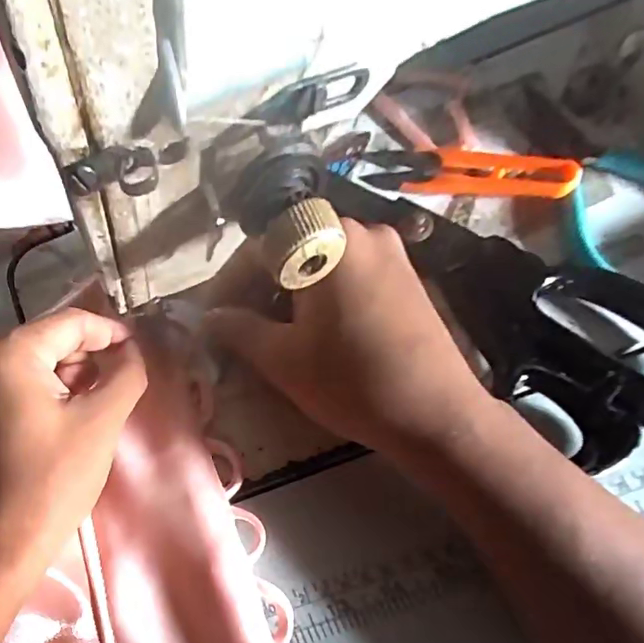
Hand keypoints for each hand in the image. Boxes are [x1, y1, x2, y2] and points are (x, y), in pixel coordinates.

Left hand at [0, 308, 147, 576]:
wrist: (10, 537)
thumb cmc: (56, 477)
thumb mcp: (101, 421)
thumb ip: (125, 375)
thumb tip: (132, 351)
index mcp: (11, 352)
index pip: (72, 322)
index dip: (113, 332)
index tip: (144, 351)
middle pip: (55, 338)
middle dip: (95, 355)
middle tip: (129, 380)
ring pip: (45, 362)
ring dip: (80, 374)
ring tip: (109, 400)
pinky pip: (31, 384)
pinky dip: (60, 390)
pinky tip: (82, 414)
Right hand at [202, 219, 496, 457]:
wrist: (434, 413)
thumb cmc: (351, 383)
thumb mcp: (283, 360)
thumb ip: (239, 330)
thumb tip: (209, 318)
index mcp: (325, 239)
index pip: (258, 246)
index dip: (229, 283)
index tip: (215, 319)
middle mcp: (360, 230)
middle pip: (292, 247)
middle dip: (260, 287)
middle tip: (242, 330)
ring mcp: (390, 251)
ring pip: (322, 262)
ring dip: (291, 293)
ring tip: (277, 337)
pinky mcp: (407, 275)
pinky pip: (351, 275)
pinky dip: (324, 296)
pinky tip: (317, 332)